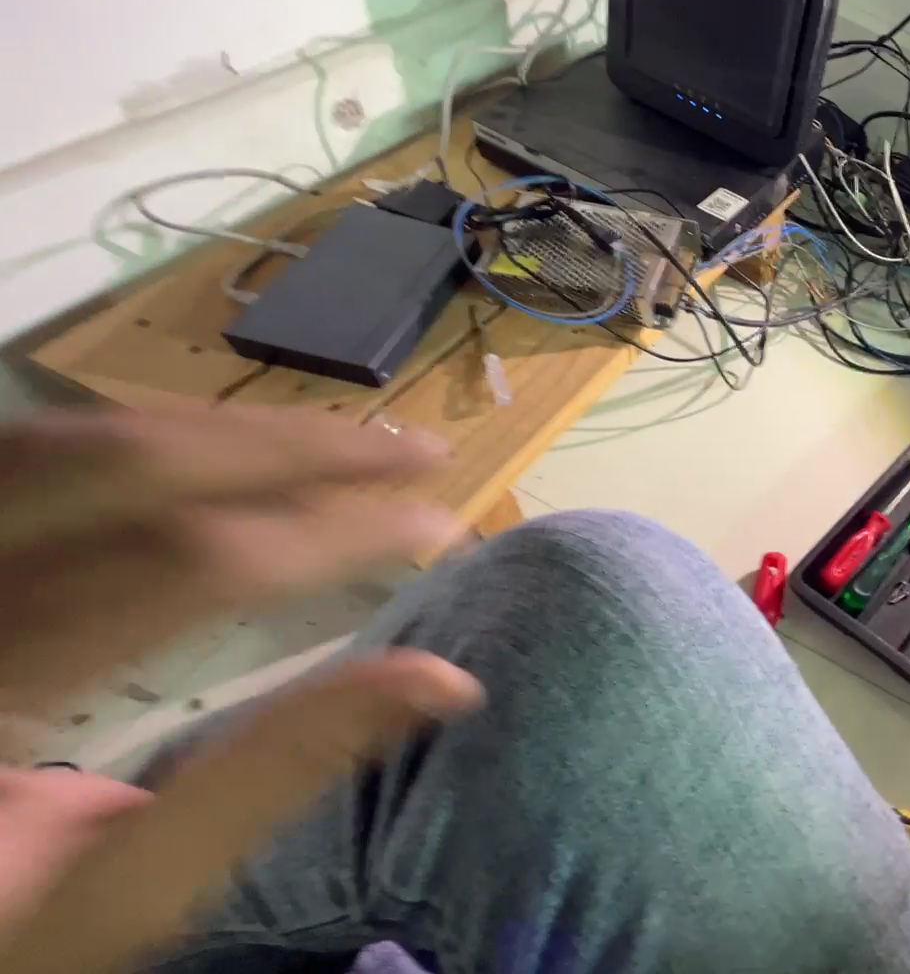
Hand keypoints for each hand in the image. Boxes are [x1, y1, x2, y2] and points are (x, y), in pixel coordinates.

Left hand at [0, 406, 484, 973]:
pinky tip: (248, 454)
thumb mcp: (125, 890)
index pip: (193, 561)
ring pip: (78, 440)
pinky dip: (170, 442)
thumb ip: (277, 773)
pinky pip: (49, 456)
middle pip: (128, 467)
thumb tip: (446, 678)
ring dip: (242, 434)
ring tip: (357, 444)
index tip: (442, 525)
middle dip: (300, 448)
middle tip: (423, 451)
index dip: (338, 531)